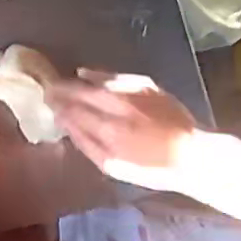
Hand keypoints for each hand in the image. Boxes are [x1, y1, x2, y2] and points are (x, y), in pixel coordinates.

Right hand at [46, 70, 200, 180]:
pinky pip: (115, 76)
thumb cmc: (153, 168)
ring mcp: (132, 93)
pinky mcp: (145, 85)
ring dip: (75, 82)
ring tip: (62, 83)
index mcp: (109, 130)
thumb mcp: (115, 167)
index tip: (46, 103)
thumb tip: (66, 126)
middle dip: (62, 90)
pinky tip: (86, 73)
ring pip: (95, 81)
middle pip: (81, 93)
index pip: (73, 111)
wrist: (195, 156)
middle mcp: (118, 106)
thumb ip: (87, 144)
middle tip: (48, 90)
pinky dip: (98, 74)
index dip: (57, 105)